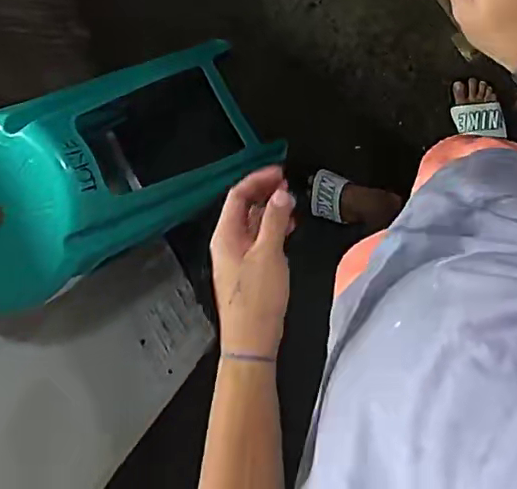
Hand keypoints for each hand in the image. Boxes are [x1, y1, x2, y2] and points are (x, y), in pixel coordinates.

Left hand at [210, 165, 294, 356]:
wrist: (251, 345)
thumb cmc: (256, 301)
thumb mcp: (269, 254)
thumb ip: (275, 221)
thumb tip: (281, 195)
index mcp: (225, 234)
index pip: (238, 195)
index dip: (258, 179)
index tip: (278, 172)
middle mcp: (227, 242)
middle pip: (243, 206)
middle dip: (265, 192)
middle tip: (286, 184)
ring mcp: (236, 257)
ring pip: (252, 222)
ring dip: (270, 209)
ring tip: (291, 202)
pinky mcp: (247, 270)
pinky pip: (258, 238)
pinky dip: (273, 228)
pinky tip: (289, 227)